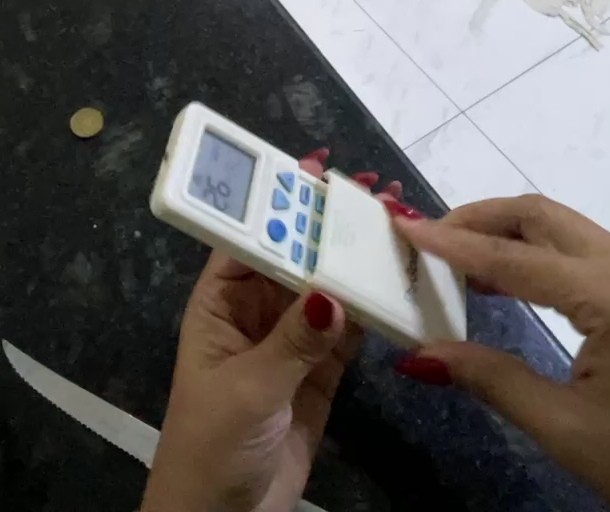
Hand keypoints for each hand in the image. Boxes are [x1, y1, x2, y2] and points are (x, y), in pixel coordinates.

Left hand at [142, 150, 367, 511]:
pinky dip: (372, 304)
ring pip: (326, 283)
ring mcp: (291, 336)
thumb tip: (332, 294)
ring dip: (355, 256)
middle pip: (295, 252)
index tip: (314, 166)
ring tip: (394, 222)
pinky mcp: (321, 367)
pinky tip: (398, 279)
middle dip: (327, 220)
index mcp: (221, 300)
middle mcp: (256, 308)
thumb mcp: (247, 389)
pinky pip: (349, 326)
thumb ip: (292, 342)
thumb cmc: (212, 444)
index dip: (280, 199)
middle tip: (370, 187)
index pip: (250, 236)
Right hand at [392, 196, 609, 511]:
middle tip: (427, 241)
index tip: (399, 226)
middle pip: (537, 215)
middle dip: (476, 218)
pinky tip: (511, 282)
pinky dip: (536, 252)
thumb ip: (490, 379)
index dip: (447, 242)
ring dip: (506, 232)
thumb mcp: (569, 432)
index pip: (508, 256)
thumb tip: (421, 354)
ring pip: (560, 227)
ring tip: (457, 259)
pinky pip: (582, 250)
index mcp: (609, 294)